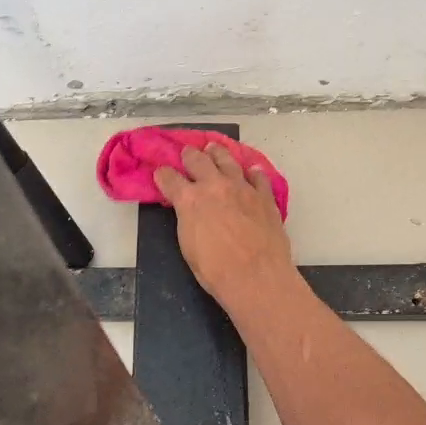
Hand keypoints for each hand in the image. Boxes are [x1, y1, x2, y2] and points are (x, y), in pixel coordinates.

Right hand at [153, 145, 299, 308]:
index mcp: (190, 199)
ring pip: (228, 160)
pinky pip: (258, 176)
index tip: (161, 174)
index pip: (169, 178)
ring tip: (214, 148)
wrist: (256, 276)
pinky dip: (252, 172)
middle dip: (189, 155)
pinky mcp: (264, 195)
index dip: (163, 175)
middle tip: (187, 153)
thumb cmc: (215, 269)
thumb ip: (187, 218)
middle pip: (198, 159)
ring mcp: (242, 187)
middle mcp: (214, 185)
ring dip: (218, 153)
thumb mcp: (188, 244)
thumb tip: (188, 210)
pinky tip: (251, 171)